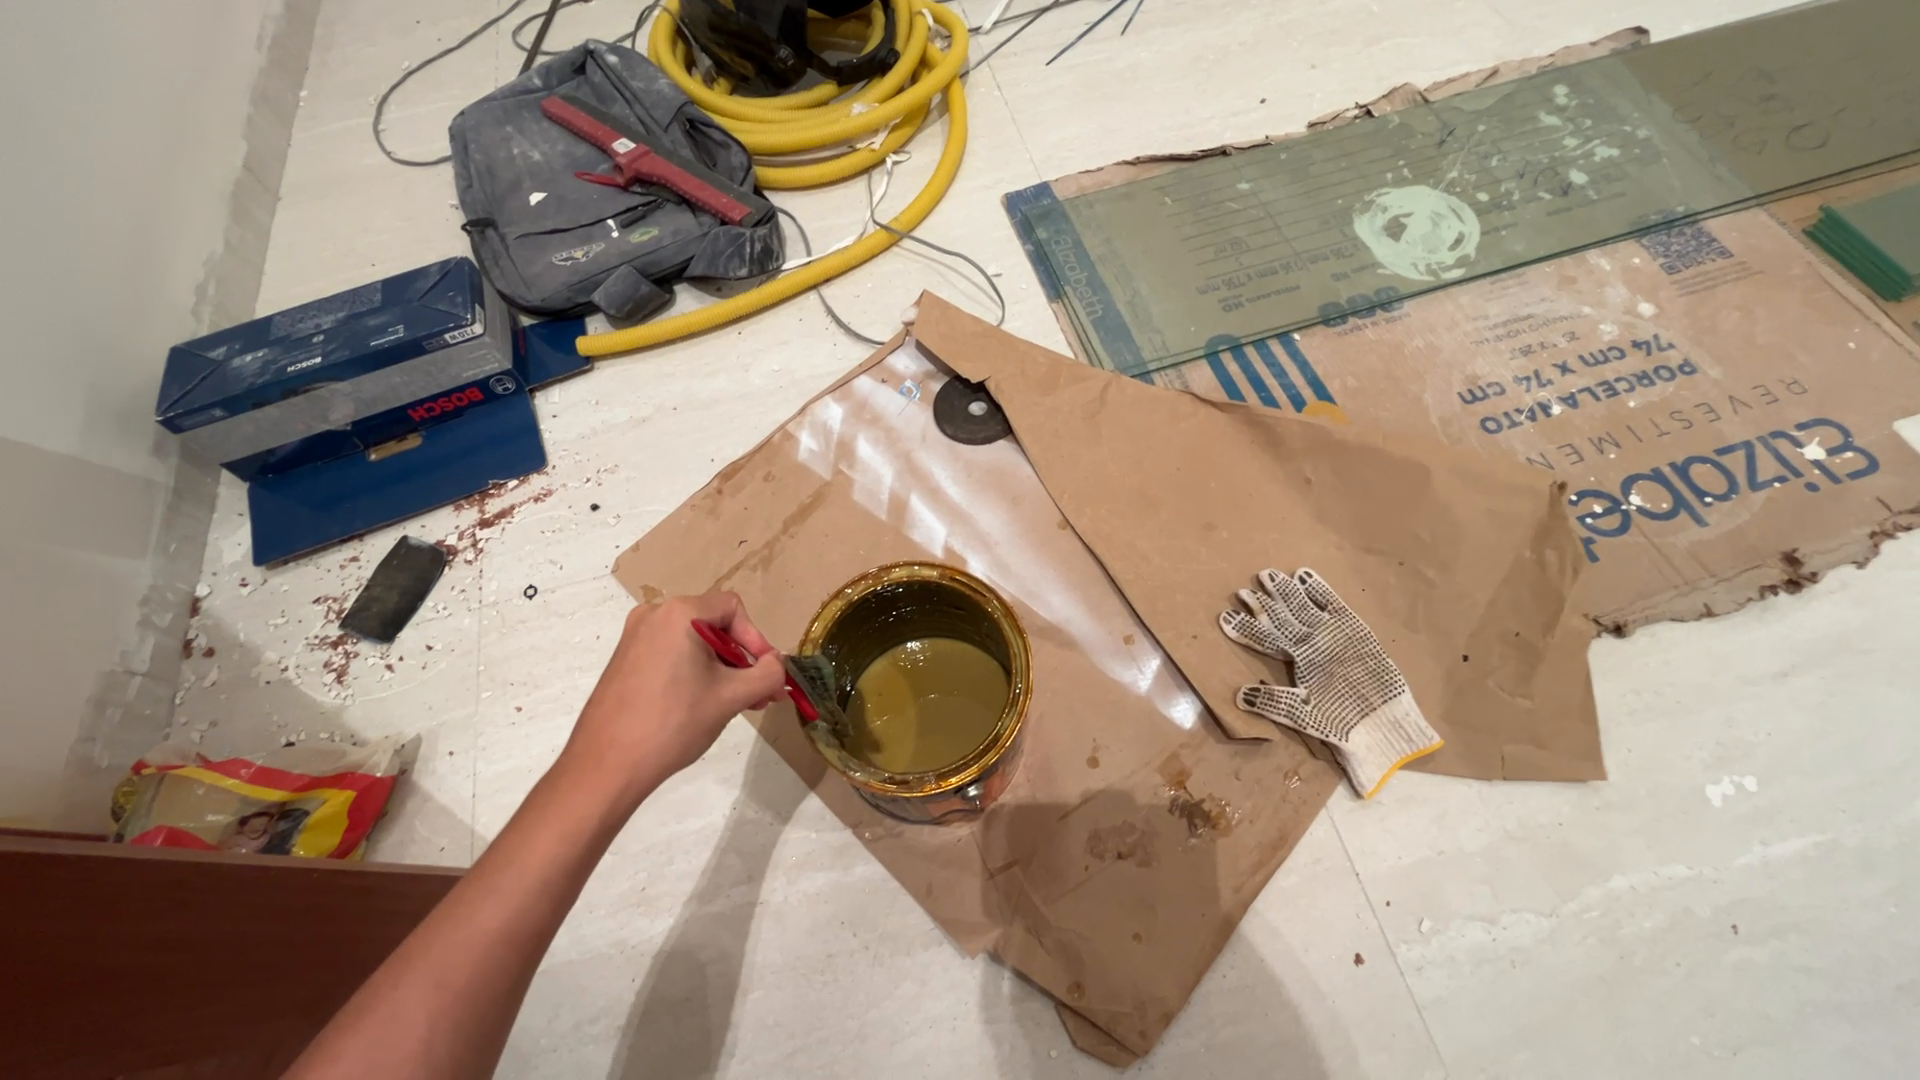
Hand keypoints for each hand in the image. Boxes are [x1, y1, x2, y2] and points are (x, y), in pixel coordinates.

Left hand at [561, 591, 786, 807]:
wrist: (606, 766)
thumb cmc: (673, 723)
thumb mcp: (731, 697)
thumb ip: (767, 674)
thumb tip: (778, 665)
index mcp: (679, 613)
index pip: (733, 609)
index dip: (757, 639)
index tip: (766, 674)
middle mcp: (653, 615)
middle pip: (714, 624)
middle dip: (742, 659)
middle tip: (759, 694)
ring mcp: (635, 638)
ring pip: (694, 642)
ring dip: (721, 669)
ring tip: (735, 704)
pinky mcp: (625, 661)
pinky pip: (673, 655)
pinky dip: (695, 673)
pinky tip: (703, 705)